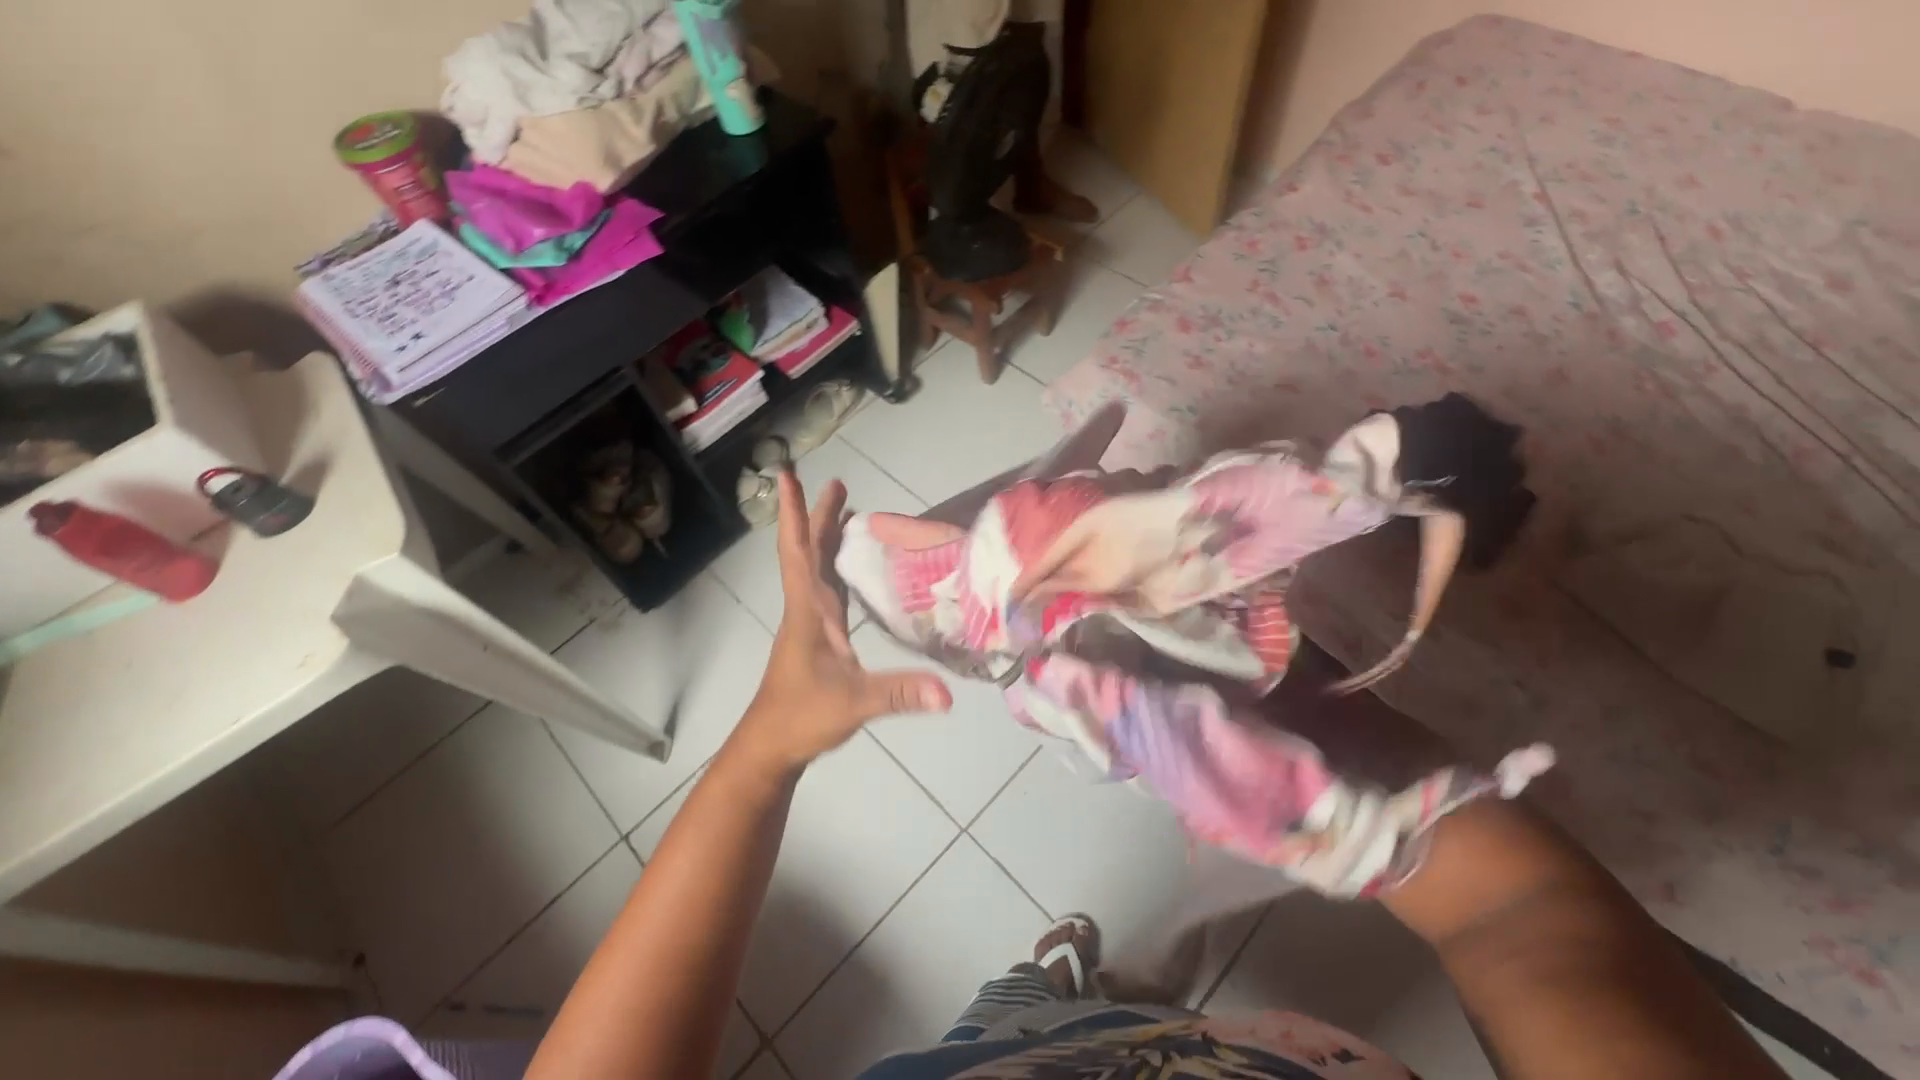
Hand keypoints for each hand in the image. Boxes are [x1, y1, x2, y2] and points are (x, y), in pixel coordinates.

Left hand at [734, 471, 951, 770]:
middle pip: (808, 552)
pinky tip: (851, 568)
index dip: (795, 515)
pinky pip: (826, 591)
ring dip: (825, 539)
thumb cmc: (801, 717)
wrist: (771, 747)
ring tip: (846, 513)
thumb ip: (899, 694)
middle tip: (837, 484)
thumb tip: (946, 694)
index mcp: (807, 611)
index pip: (799, 553)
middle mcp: (805, 609)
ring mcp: (809, 624)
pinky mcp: (817, 639)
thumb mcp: (853, 703)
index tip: (788, 477)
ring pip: (815, 570)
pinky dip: (835, 569)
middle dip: (818, 517)